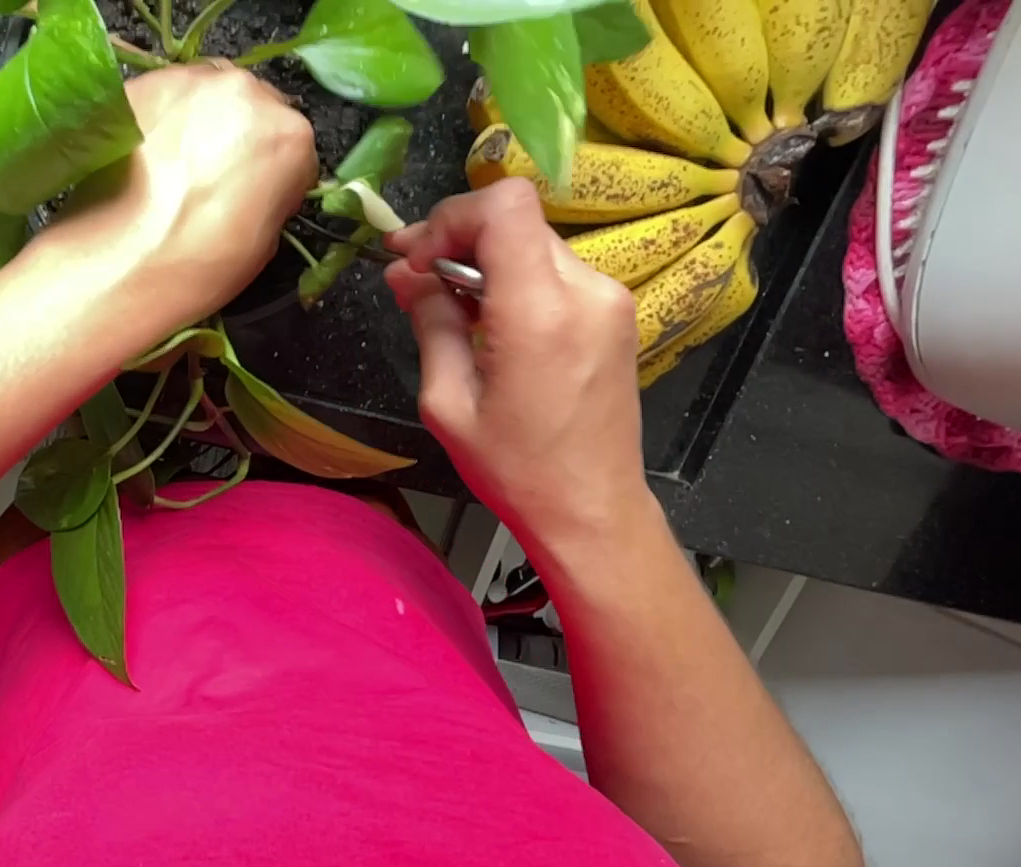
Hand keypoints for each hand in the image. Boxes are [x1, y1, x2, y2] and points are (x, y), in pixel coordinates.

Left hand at [28, 63, 318, 332]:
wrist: (119, 264)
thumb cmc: (194, 267)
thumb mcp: (261, 249)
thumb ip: (273, 202)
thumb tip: (264, 192)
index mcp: (290, 138)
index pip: (298, 154)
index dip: (278, 182)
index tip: (258, 203)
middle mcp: (246, 94)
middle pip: (257, 114)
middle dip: (242, 146)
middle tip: (215, 189)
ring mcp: (192, 82)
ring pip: (212, 101)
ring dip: (204, 130)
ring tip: (180, 177)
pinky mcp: (146, 83)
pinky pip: (171, 100)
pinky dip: (168, 125)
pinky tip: (154, 164)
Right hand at [385, 178, 655, 556]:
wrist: (590, 506)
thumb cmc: (513, 468)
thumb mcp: (448, 402)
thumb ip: (431, 324)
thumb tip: (407, 274)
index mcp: (539, 312)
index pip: (503, 206)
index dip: (450, 218)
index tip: (417, 261)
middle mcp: (585, 290)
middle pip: (516, 220)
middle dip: (457, 238)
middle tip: (411, 275)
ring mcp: (609, 298)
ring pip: (533, 243)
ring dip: (483, 260)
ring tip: (443, 303)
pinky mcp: (614, 313)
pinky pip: (554, 272)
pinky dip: (512, 280)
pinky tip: (484, 319)